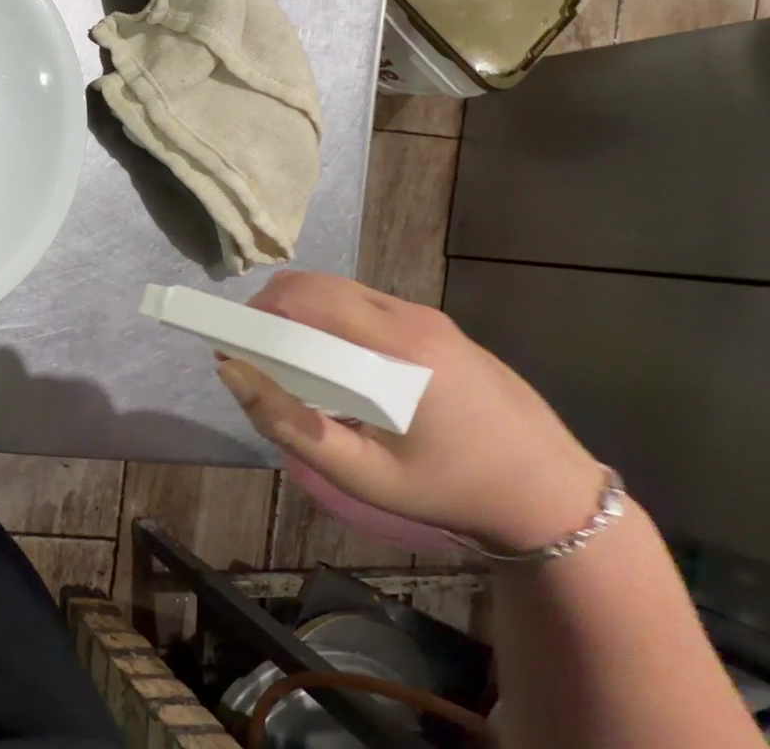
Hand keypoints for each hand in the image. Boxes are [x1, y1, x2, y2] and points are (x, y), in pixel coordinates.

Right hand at [215, 271, 603, 552]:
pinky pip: (367, 308)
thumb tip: (231, 371)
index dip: (254, 314)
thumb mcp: (359, 473)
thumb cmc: (450, 489)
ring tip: (295, 369)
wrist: (553, 498)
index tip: (232, 347)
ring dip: (302, 317)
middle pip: (317, 286)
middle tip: (258, 359)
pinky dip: (333, 324)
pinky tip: (340, 372)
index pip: (304, 297)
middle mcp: (414, 318)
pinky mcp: (441, 330)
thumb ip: (287, 422)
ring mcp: (432, 320)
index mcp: (397, 347)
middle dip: (271, 311)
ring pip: (341, 293)